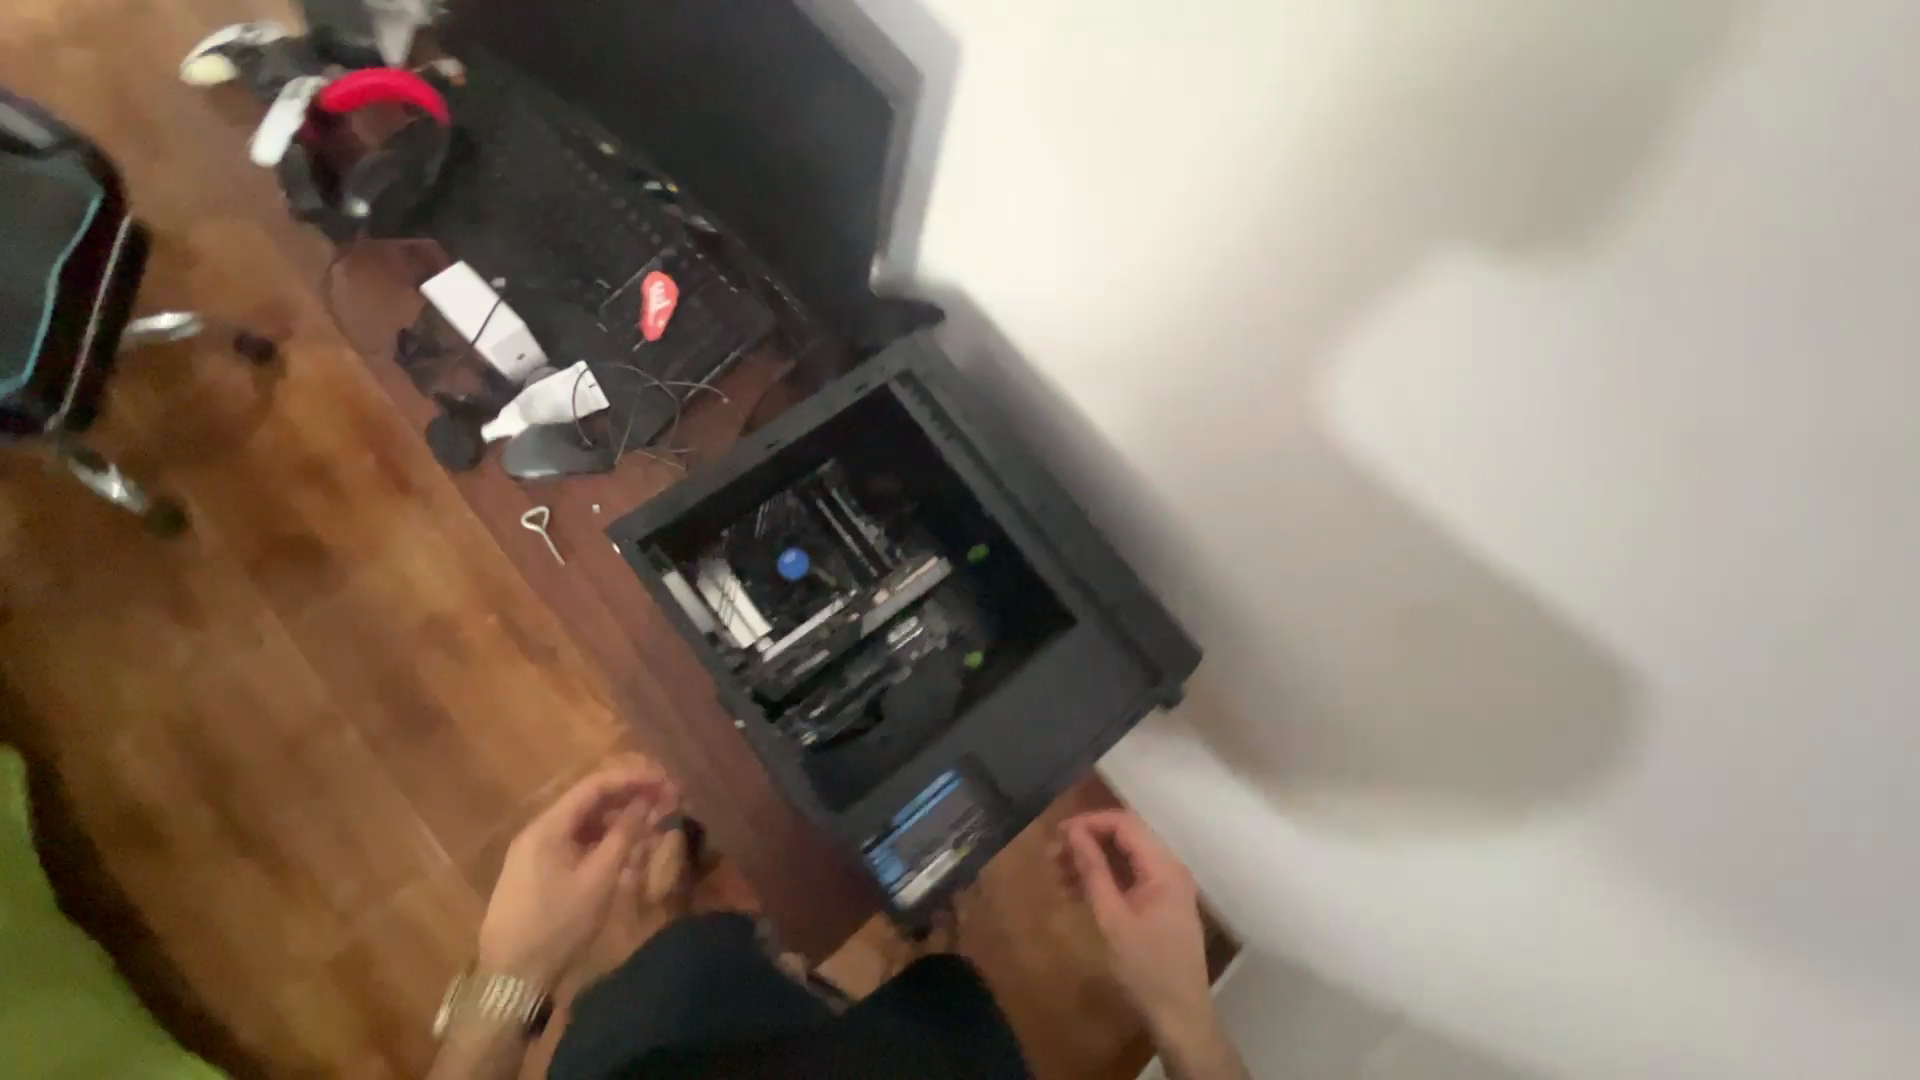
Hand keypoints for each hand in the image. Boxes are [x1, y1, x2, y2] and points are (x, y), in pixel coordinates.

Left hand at [477, 760, 677, 987]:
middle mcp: (539, 832)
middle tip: (668, 799)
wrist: (513, 980)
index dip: (634, 778)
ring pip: (586, 822)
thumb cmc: (558, 925)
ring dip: (621, 818)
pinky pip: (578, 842)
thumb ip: (624, 834)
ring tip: (655, 821)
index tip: (666, 780)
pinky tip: (629, 846)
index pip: (595, 785)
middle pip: (590, 801)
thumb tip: (646, 801)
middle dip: (631, 796)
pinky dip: (605, 839)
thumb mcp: (599, 878)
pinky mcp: (540, 872)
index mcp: (548, 827)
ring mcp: (537, 852)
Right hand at [1058, 809, 1210, 1033]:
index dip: (1089, 822)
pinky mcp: (1160, 902)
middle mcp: (1169, 868)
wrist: (1180, 1017)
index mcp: (1163, 867)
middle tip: (1052, 857)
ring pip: (1124, 857)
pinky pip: (1129, 877)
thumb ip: (1093, 870)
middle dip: (1087, 842)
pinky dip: (1103, 879)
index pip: (1124, 824)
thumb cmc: (1145, 968)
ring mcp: (1166, 885)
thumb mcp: (1112, 918)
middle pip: (1124, 837)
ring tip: (1058, 876)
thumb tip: (1073, 833)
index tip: (1057, 835)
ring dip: (1091, 861)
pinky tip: (1075, 892)